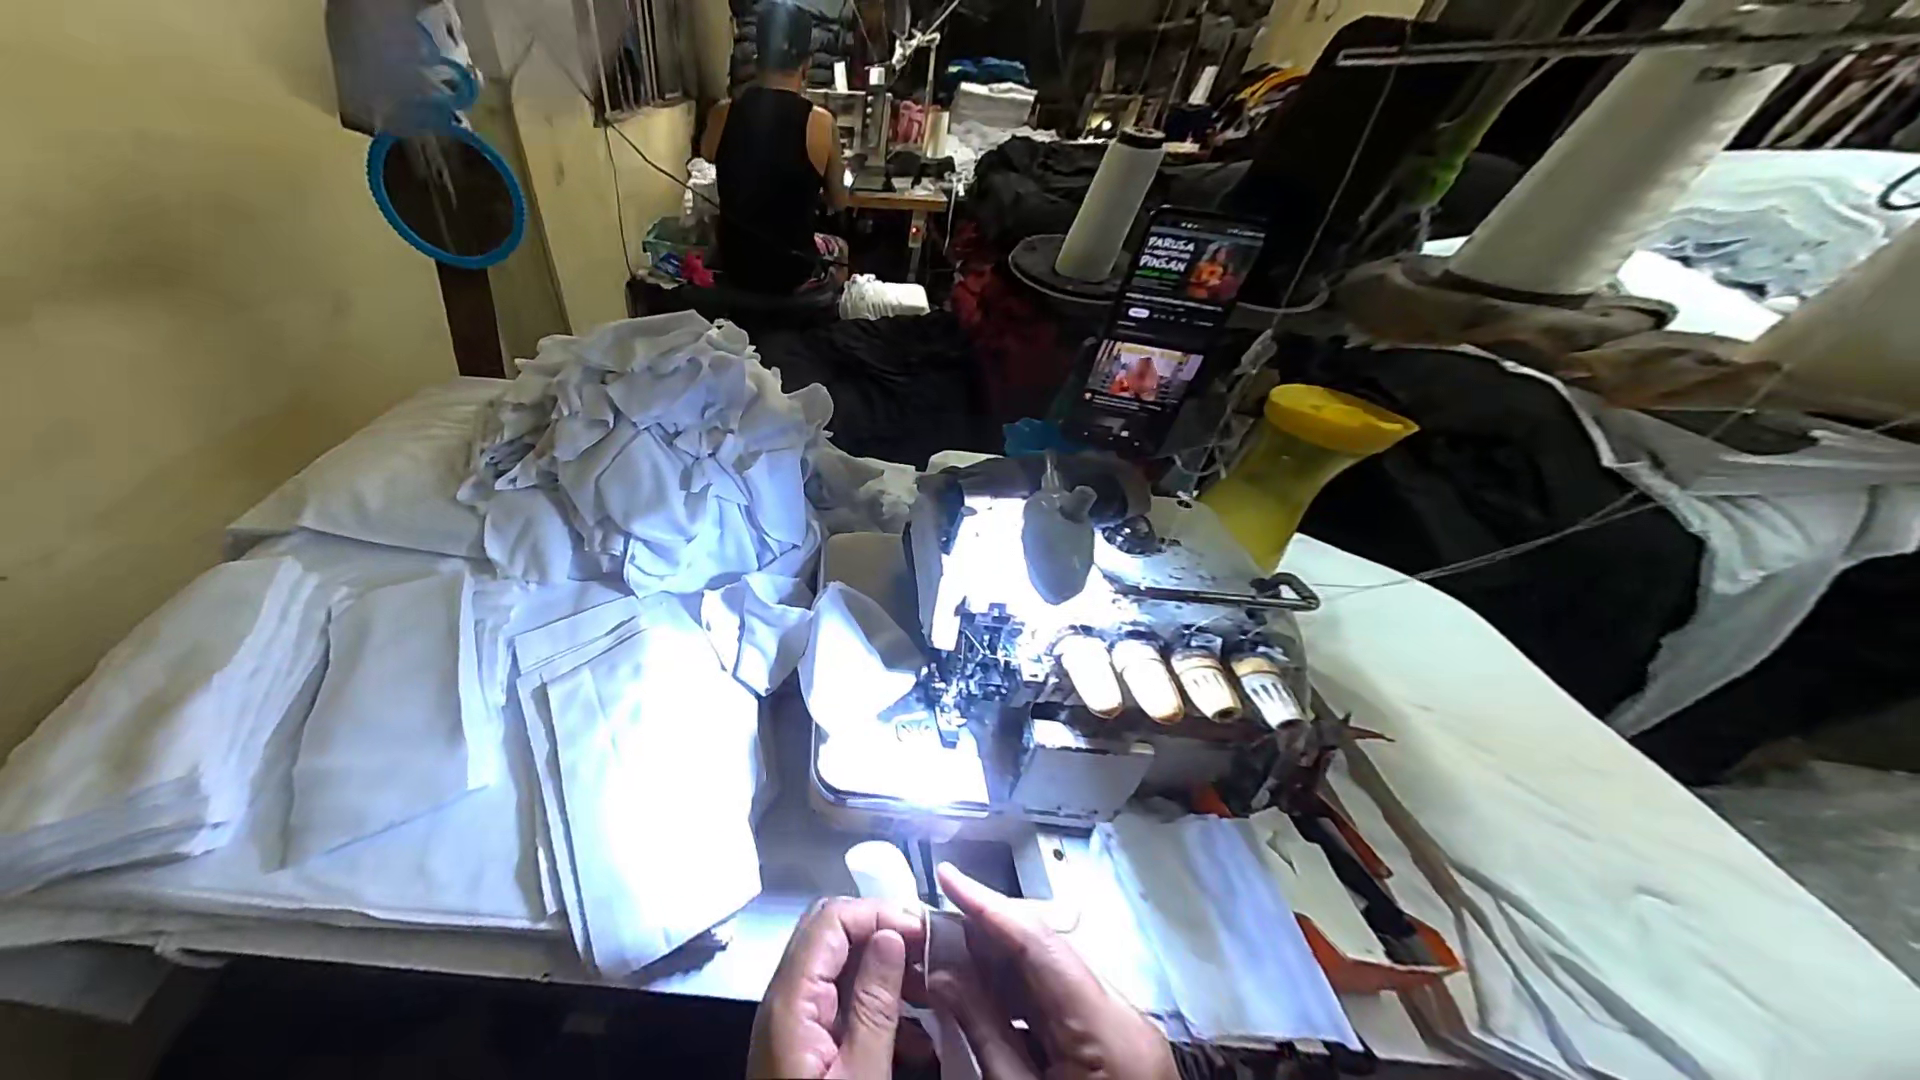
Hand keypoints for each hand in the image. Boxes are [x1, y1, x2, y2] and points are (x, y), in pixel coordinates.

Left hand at [748, 897, 925, 1078]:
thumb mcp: (860, 1079)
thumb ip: (875, 1003)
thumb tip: (891, 934)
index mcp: (791, 1001)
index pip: (832, 920)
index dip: (879, 914)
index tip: (923, 933)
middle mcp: (785, 998)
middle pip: (831, 930)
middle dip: (882, 930)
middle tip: (927, 950)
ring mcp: (793, 1019)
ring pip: (838, 961)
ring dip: (884, 965)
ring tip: (931, 989)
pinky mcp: (805, 1041)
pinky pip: (840, 998)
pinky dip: (876, 999)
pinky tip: (914, 1034)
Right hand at [930, 864, 1178, 1079]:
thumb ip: (983, 1030)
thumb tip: (942, 972)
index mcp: (1107, 1028)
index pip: (1039, 944)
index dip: (988, 904)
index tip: (948, 875)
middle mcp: (1123, 1012)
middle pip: (1047, 952)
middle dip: (989, 934)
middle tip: (936, 923)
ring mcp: (1123, 1027)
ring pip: (1052, 974)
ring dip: (1000, 964)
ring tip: (950, 954)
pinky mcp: (1115, 1042)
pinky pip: (1061, 1003)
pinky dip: (1020, 995)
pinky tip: (984, 994)